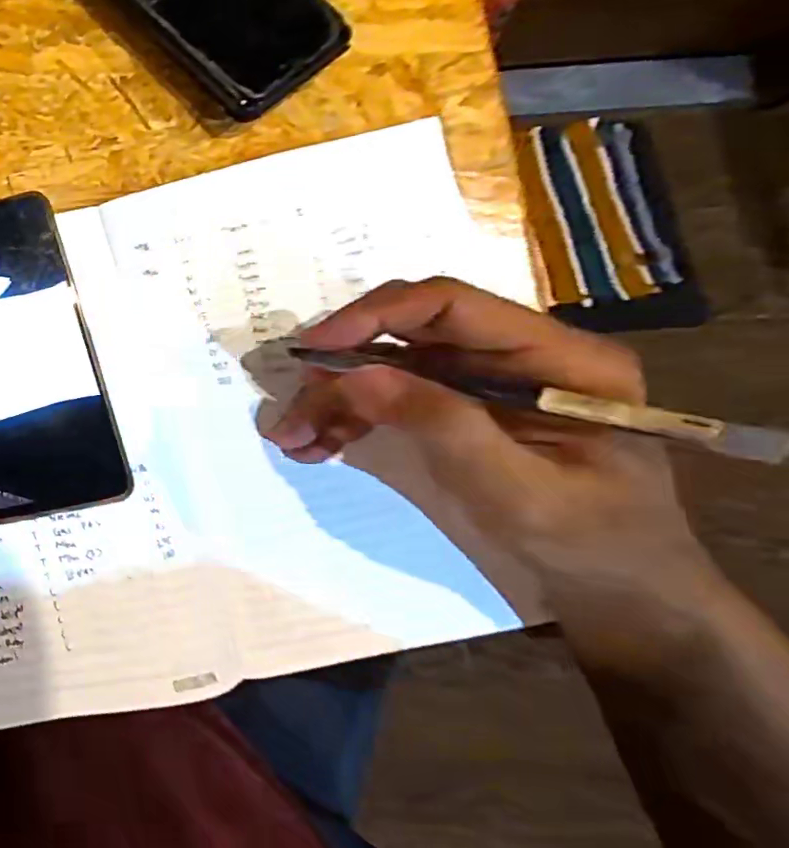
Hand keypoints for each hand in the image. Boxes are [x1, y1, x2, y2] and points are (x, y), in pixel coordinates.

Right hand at [262, 277, 703, 591]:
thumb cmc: (590, 542)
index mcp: (554, 358)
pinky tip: (310, 448)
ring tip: (289, 438)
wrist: (610, 594)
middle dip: (337, 364)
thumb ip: (442, 425)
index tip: (315, 346)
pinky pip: (373, 397)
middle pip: (398, 333)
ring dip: (325, 399)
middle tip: (292, 398)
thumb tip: (357, 375)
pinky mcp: (440, 407)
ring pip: (374, 366)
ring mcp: (469, 382)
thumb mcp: (518, 489)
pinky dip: (335, 420)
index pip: (450, 306)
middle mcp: (506, 356)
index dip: (375, 315)